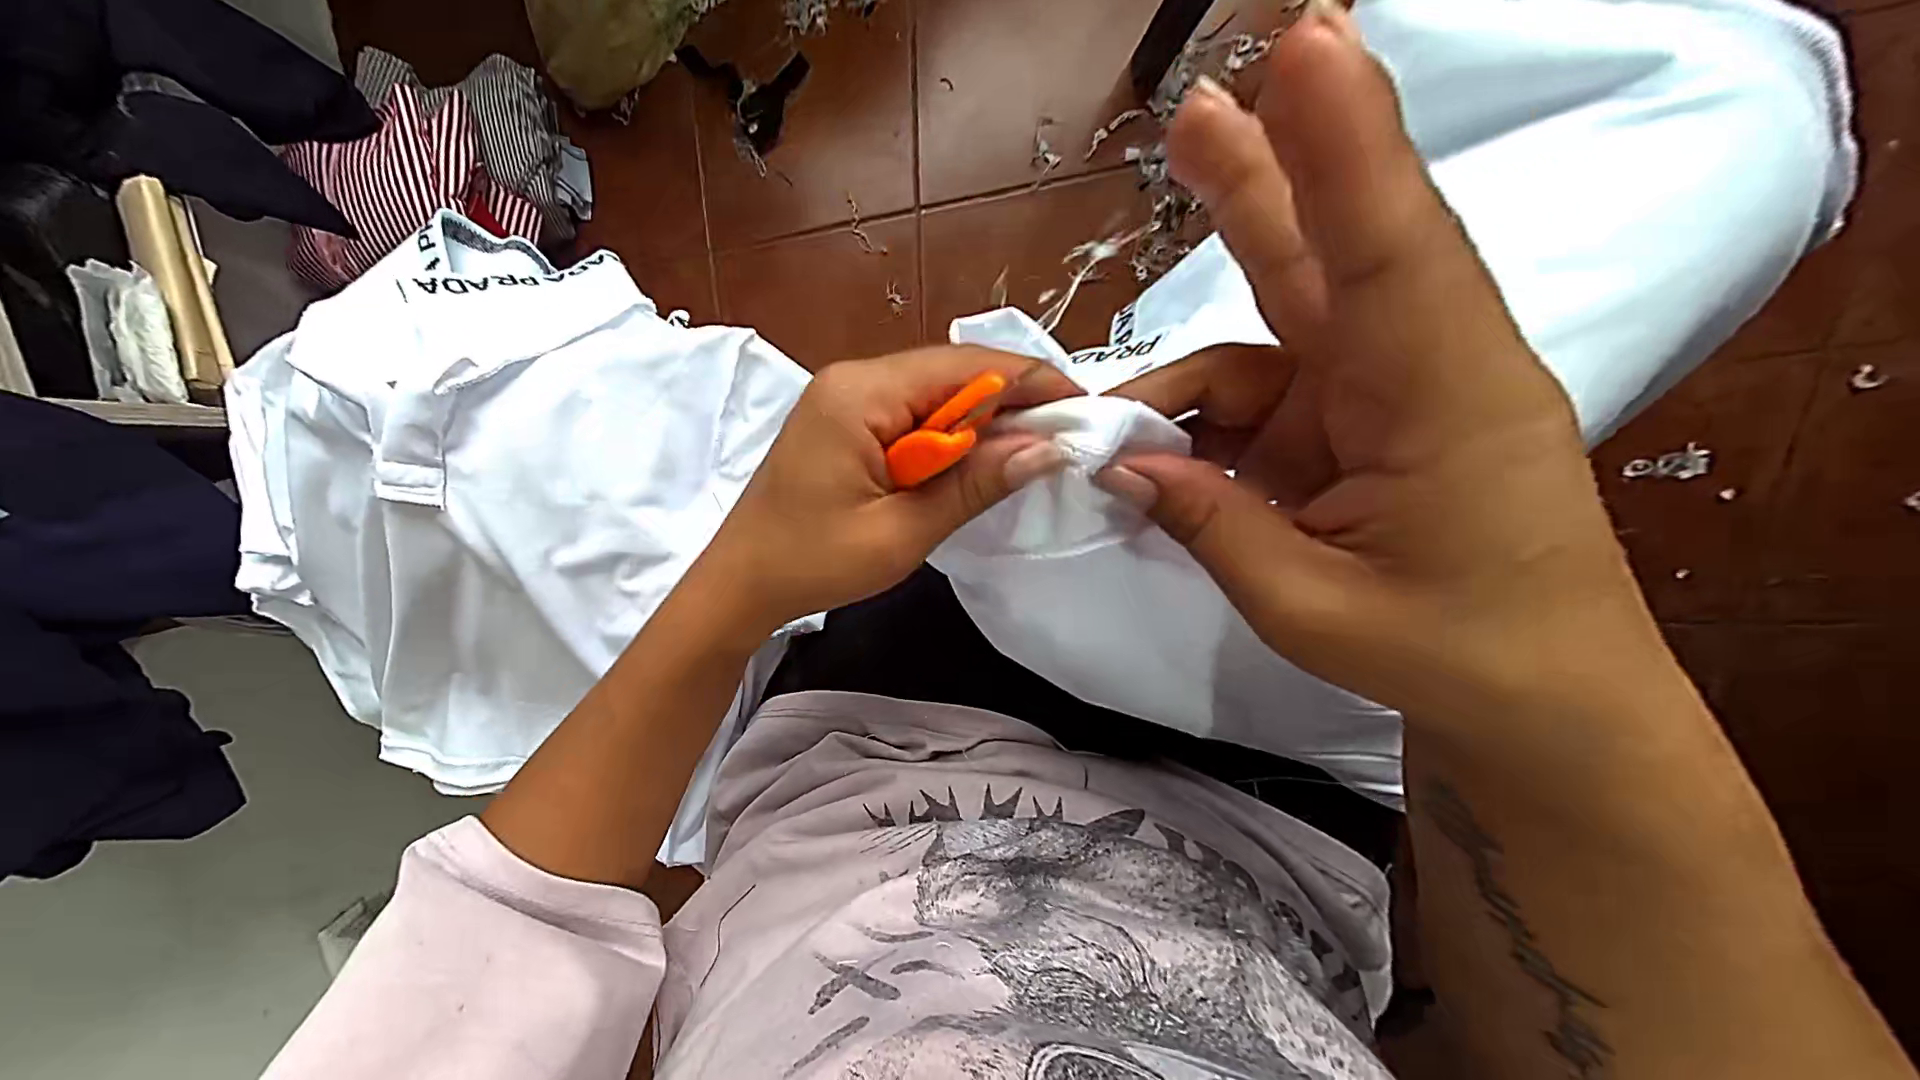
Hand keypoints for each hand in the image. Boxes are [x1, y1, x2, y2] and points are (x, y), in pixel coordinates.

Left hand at [697, 346, 1077, 635]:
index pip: (967, 368)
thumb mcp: (903, 530)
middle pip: (954, 372)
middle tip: (1065, 436)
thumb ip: (976, 483)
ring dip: (985, 421)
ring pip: (938, 393)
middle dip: (1013, 401)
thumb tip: (1048, 448)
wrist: (740, 584)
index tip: (1083, 408)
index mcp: (862, 393)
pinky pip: (915, 413)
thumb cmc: (812, 562)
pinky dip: (952, 434)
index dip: (1031, 383)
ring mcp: (847, 396)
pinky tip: (977, 459)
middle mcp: (854, 377)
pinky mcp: (847, 420)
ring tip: (1032, 450)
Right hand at [1105, 13, 1665, 729]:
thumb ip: (1211, 525)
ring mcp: (1373, 397)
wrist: (1537, 699)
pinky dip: (1195, 423)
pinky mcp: (1347, 427)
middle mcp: (1412, 373)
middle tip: (1198, 114)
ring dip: (1184, 363)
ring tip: (1109, 409)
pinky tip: (1150, 453)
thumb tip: (1120, 463)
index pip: (1388, 254)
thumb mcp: (1309, 605)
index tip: (1305, 51)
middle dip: (1260, 185)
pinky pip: (1254, 401)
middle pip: (1328, 257)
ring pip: (1270, 334)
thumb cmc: (1450, 654)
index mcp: (1443, 400)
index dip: (1342, 150)